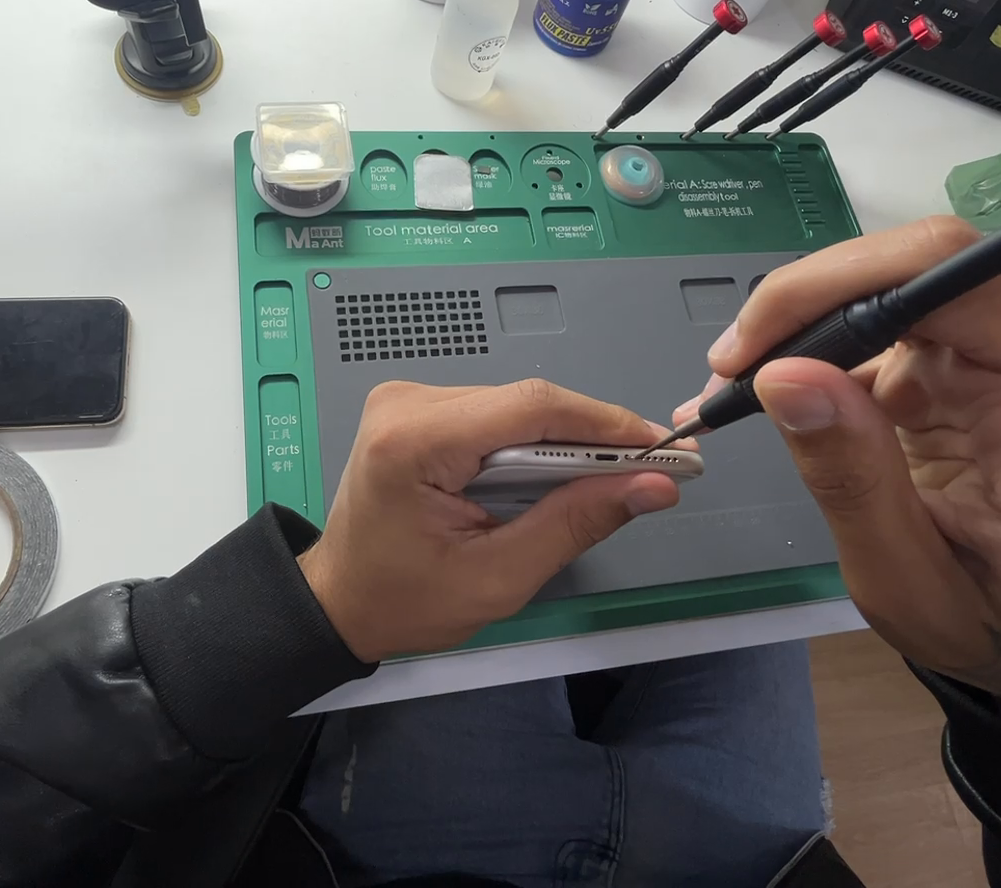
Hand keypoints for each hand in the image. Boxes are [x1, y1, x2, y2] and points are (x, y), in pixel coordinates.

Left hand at [301, 380, 684, 661]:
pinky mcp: (413, 407)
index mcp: (414, 440)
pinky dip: (528, 442)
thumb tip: (651, 485)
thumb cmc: (406, 602)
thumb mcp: (498, 578)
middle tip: (648, 470)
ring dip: (560, 440)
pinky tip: (552, 473)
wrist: (339, 599)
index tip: (661, 448)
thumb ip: (575, 523)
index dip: (604, 422)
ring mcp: (405, 398)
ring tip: (607, 477)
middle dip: (589, 436)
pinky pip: (491, 414)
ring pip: (511, 405)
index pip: (530, 407)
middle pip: (523, 402)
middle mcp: (406, 402)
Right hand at [678, 79, 1000, 741]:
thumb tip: (785, 376)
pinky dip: (804, 326)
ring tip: (729, 371)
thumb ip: (853, 483)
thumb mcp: (904, 581)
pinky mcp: (951, 353)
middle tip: (735, 356)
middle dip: (834, 291)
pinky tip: (750, 368)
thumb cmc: (983, 618)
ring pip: (910, 275)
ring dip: (806, 307)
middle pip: (966, 274)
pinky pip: (876, 305)